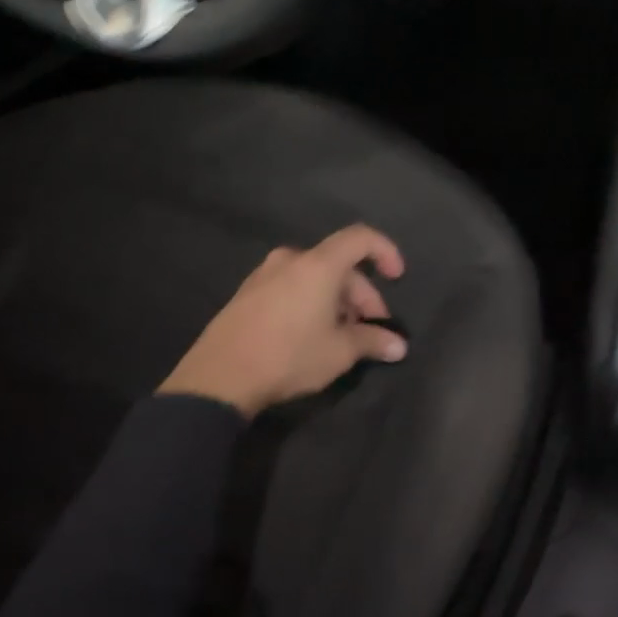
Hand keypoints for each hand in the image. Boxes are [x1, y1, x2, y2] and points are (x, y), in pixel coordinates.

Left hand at [158, 225, 408, 418]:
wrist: (218, 378)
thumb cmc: (289, 356)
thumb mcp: (340, 352)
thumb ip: (372, 342)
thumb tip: (399, 346)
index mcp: (319, 265)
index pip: (360, 238)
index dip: (385, 252)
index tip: (397, 277)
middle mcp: (291, 260)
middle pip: (339, 264)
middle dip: (361, 295)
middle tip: (369, 328)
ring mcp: (263, 275)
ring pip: (314, 277)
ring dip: (335, 300)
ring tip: (341, 335)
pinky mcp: (246, 294)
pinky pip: (291, 287)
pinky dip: (310, 302)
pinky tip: (310, 335)